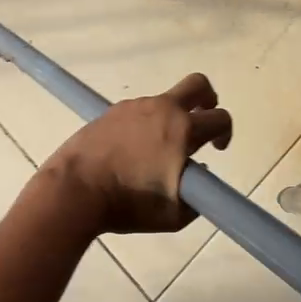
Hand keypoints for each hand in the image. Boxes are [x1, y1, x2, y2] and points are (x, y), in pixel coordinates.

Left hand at [37, 73, 232, 234]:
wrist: (75, 189)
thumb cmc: (128, 204)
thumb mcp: (174, 216)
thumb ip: (197, 197)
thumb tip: (198, 175)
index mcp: (182, 130)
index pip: (220, 118)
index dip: (225, 132)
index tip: (216, 148)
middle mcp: (162, 109)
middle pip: (197, 85)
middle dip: (207, 99)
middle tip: (202, 118)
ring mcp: (135, 106)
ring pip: (164, 102)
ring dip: (169, 118)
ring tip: (155, 152)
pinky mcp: (112, 110)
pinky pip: (138, 111)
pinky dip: (143, 125)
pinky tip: (130, 151)